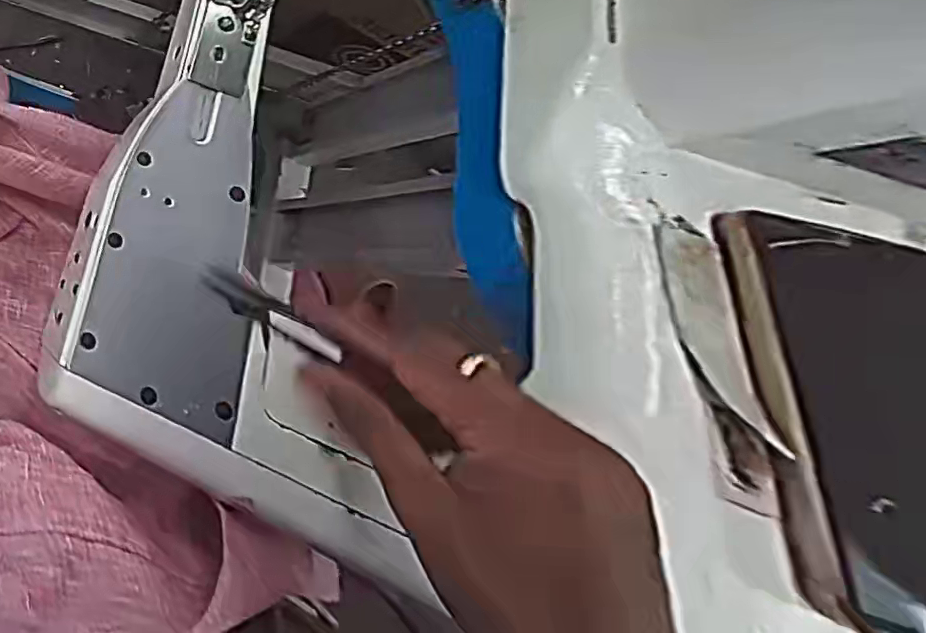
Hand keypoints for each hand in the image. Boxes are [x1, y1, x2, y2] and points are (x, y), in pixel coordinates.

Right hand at [297, 280, 674, 632]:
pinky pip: (519, 418)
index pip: (423, 363)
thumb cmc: (520, 613)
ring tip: (375, 384)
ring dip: (428, 383)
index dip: (364, 338)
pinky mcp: (599, 474)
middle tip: (341, 346)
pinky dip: (467, 412)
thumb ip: (375, 430)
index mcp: (525, 442)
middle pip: (457, 365)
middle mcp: (569, 438)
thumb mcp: (427, 513)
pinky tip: (432, 423)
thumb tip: (331, 380)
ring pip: (488, 388)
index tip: (327, 320)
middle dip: (393, 353)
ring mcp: (590, 455)